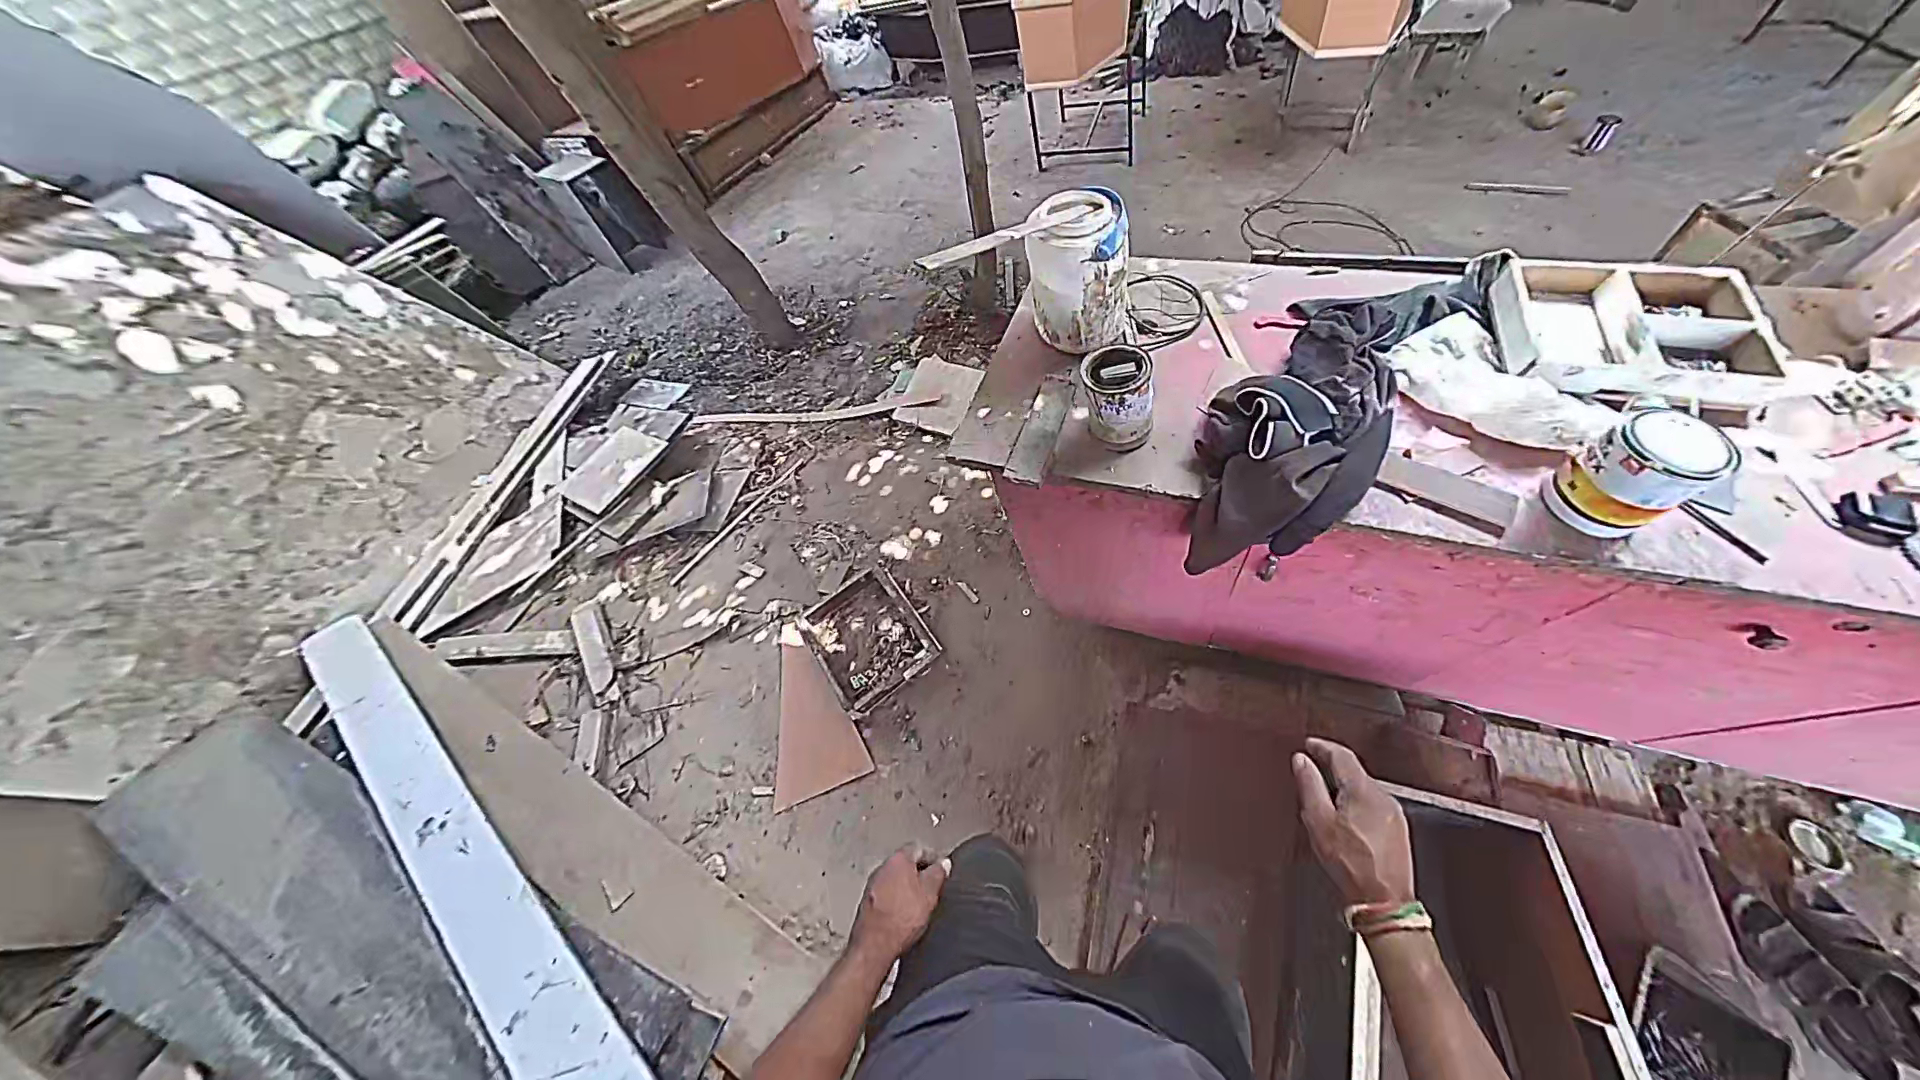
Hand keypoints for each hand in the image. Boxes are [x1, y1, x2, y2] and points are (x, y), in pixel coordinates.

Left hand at [849, 844, 949, 961]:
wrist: (874, 946)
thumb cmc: (901, 919)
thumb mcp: (930, 894)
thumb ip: (938, 874)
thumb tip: (943, 863)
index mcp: (898, 858)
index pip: (920, 849)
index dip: (934, 859)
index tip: (941, 869)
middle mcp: (882, 867)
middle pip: (905, 863)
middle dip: (919, 874)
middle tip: (931, 889)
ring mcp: (872, 885)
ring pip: (894, 880)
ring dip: (906, 888)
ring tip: (917, 906)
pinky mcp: (866, 903)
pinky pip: (885, 895)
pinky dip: (895, 901)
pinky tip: (902, 916)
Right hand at [1293, 738, 1414, 906]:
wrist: (1384, 901)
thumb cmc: (1351, 864)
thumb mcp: (1318, 820)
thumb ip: (1309, 785)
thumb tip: (1302, 761)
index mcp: (1364, 791)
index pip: (1342, 755)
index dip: (1322, 746)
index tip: (1309, 744)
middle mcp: (1384, 798)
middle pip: (1354, 770)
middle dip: (1331, 765)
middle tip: (1311, 765)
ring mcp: (1394, 814)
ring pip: (1364, 787)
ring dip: (1343, 783)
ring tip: (1323, 790)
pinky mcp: (1397, 829)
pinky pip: (1373, 803)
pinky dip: (1355, 799)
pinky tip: (1343, 813)